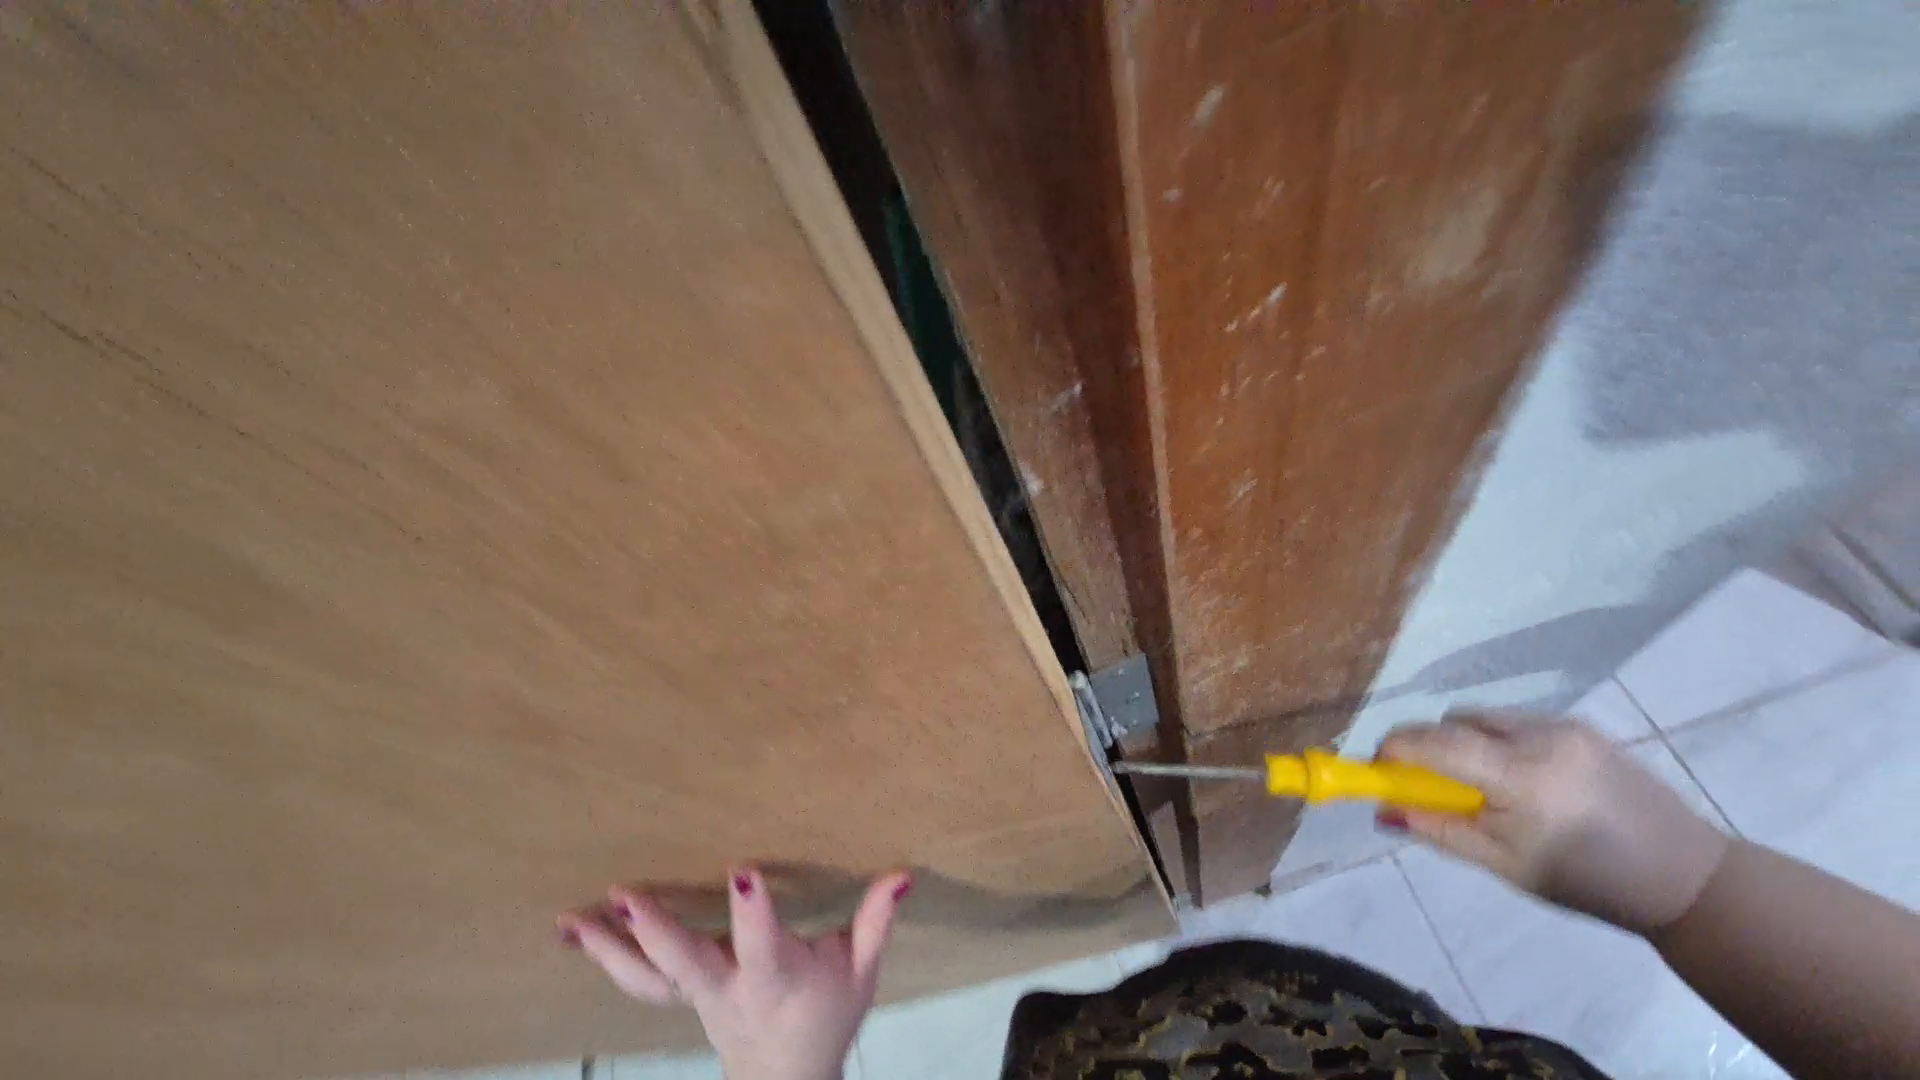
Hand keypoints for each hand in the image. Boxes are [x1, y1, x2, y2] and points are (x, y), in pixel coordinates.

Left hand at [559, 866, 911, 1079]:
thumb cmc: (827, 1017)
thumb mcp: (860, 972)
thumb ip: (876, 921)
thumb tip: (901, 872)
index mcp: (775, 980)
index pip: (763, 946)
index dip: (753, 912)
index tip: (741, 873)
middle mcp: (727, 990)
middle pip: (686, 966)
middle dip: (656, 933)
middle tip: (625, 897)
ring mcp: (696, 998)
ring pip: (647, 980)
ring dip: (609, 951)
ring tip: (572, 920)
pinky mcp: (679, 998)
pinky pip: (638, 984)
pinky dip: (606, 959)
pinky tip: (578, 933)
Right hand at [1375, 712, 1730, 934]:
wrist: (1688, 878)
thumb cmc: (1588, 882)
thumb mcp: (1505, 865)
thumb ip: (1439, 831)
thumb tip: (1382, 810)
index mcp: (1520, 778)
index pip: (1435, 743)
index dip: (1395, 748)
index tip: (1375, 766)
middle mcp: (1539, 738)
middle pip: (1454, 721)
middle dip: (1430, 746)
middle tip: (1432, 785)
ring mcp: (1564, 726)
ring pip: (1483, 716)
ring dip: (1465, 741)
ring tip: (1484, 784)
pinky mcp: (1582, 726)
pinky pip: (1515, 721)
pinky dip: (1498, 741)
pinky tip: (1522, 779)